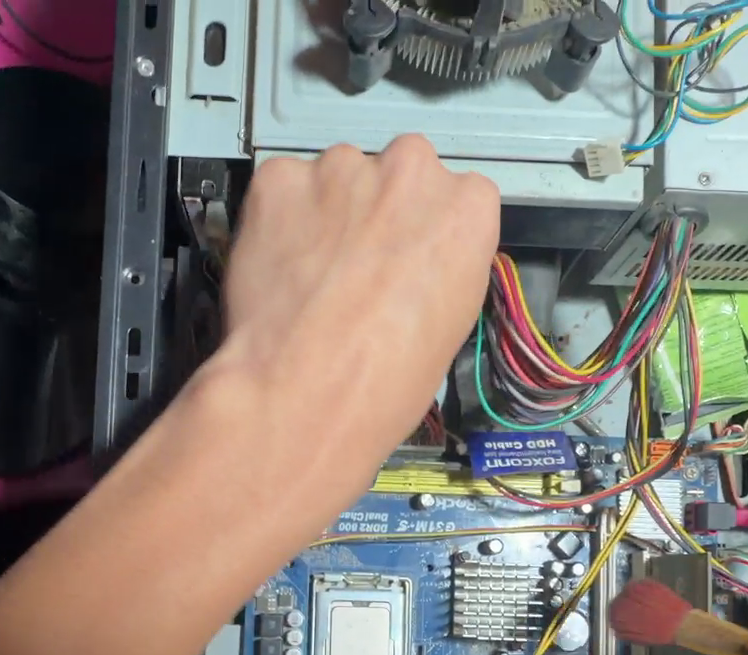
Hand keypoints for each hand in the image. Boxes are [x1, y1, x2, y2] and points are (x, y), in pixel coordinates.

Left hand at [202, 136, 498, 485]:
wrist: (306, 392)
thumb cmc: (386, 382)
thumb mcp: (450, 330)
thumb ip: (439, 272)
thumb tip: (415, 270)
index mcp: (467, 208)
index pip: (457, 198)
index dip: (426, 237)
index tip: (409, 263)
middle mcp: (410, 170)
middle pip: (398, 177)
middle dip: (380, 215)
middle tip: (357, 271)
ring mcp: (341, 169)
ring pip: (338, 180)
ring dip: (329, 216)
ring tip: (314, 280)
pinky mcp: (280, 180)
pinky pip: (283, 190)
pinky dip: (280, 221)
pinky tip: (280, 271)